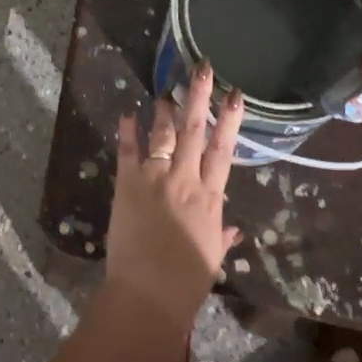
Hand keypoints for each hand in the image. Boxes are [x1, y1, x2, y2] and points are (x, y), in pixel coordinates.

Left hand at [106, 62, 244, 328]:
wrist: (148, 294)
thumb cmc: (186, 282)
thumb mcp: (211, 257)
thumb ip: (221, 235)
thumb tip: (233, 227)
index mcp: (209, 198)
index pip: (223, 151)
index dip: (230, 121)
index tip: (235, 94)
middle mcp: (184, 180)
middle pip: (194, 131)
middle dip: (199, 96)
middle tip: (202, 67)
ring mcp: (154, 178)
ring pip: (163, 134)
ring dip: (166, 109)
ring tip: (168, 88)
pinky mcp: (126, 183)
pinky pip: (127, 150)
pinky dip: (127, 130)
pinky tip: (128, 112)